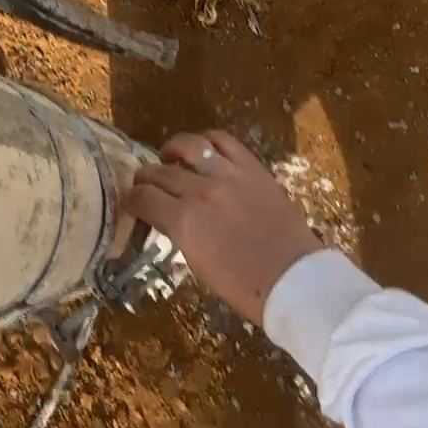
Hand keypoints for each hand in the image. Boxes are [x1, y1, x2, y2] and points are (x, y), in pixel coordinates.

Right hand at [125, 130, 322, 323]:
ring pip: (188, 146)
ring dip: (172, 149)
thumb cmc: (245, 286)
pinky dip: (207, 140)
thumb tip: (165, 213)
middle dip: (146, 177)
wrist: (296, 282)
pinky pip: (223, 140)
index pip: (143, 197)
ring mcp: (228, 175)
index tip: (131, 200)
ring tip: (171, 157)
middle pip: (160, 172)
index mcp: (184, 222)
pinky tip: (203, 149)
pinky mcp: (252, 167)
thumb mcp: (198, 264)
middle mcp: (201, 192)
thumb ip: (178, 231)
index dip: (132, 198)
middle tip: (145, 182)